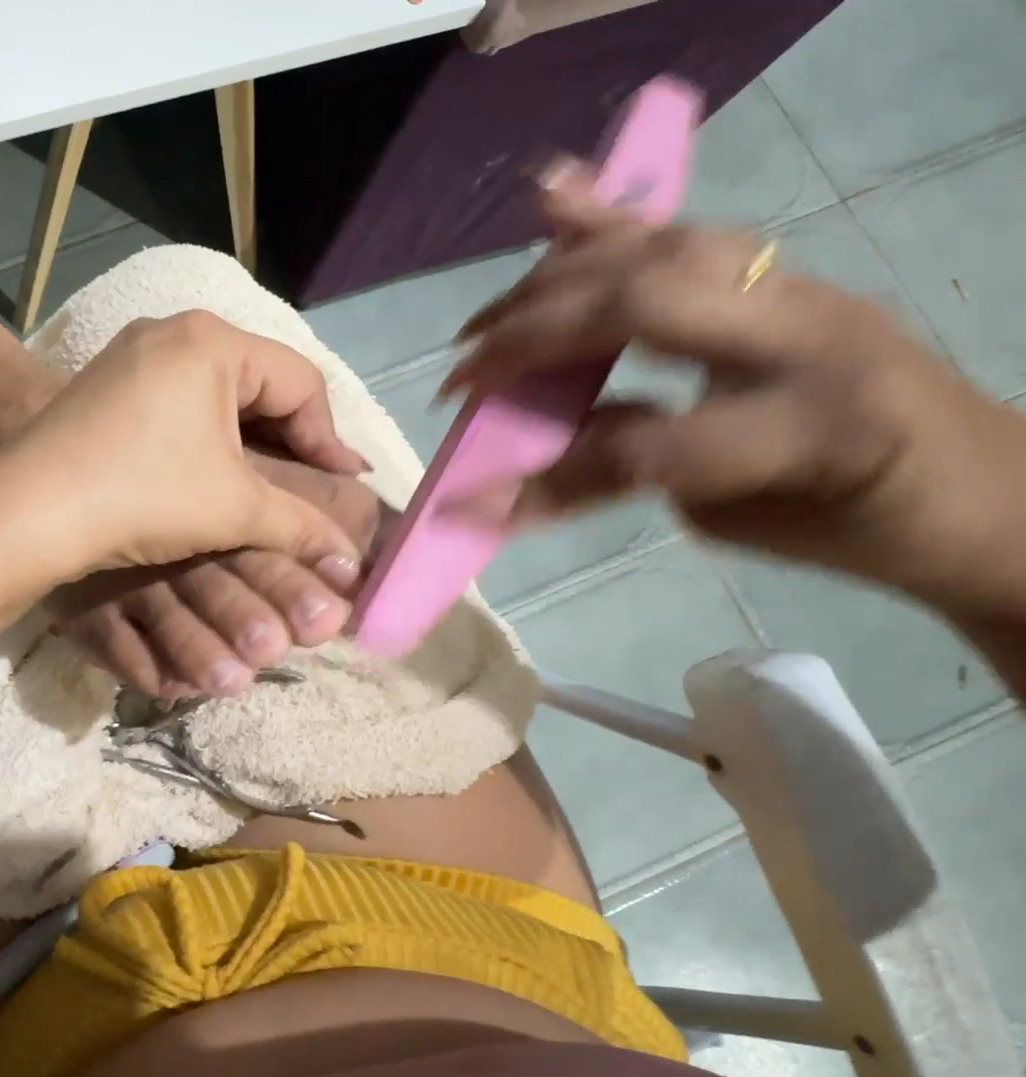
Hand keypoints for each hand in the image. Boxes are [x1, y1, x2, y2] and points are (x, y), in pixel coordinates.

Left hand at [0, 312, 367, 680]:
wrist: (28, 511)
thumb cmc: (142, 496)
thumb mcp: (233, 509)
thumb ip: (301, 524)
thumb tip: (352, 556)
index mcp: (212, 341)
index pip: (300, 382)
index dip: (330, 438)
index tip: (343, 486)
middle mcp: (169, 330)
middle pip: (257, 381)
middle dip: (288, 439)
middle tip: (307, 487)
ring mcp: (127, 354)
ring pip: (212, 393)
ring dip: (244, 441)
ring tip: (260, 488)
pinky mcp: (99, 385)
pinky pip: (172, 401)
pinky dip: (199, 437)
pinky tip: (203, 476)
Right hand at [444, 167, 1025, 611]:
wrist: (981, 481)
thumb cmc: (855, 523)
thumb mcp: (736, 521)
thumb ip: (636, 471)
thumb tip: (532, 451)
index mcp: (816, 425)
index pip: (646, 444)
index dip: (546, 478)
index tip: (465, 503)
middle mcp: (809, 333)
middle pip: (640, 308)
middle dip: (530, 337)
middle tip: (461, 378)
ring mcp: (799, 287)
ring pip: (654, 254)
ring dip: (550, 281)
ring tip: (485, 321)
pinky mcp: (784, 270)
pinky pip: (682, 230)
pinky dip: (604, 216)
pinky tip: (545, 196)